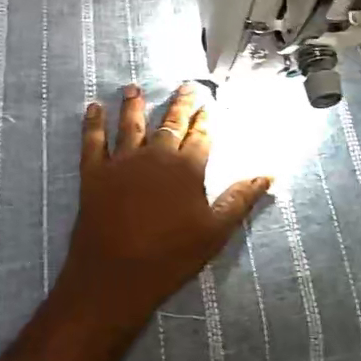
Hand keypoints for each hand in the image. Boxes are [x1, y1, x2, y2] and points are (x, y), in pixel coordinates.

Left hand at [56, 84, 271, 332]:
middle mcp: (154, 156)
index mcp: (186, 168)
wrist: (115, 275)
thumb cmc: (170, 256)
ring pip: (129, 124)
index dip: (205, 118)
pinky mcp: (93, 173)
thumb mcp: (214, 231)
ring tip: (134, 87)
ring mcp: (121, 162)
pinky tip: (94, 108)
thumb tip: (269, 174)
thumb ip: (240, 199)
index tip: (208, 102)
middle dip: (180, 103)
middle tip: (185, 86)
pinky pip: (92, 141)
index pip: (200, 135)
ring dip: (133, 104)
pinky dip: (92, 123)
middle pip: (170, 123)